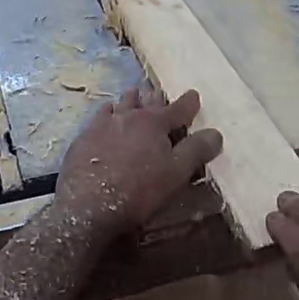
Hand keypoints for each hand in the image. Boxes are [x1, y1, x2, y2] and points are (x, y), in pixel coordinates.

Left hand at [55, 88, 223, 241]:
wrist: (88, 207)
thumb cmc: (139, 191)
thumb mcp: (176, 173)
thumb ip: (196, 150)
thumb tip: (215, 132)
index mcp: (154, 123)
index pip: (177, 108)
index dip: (189, 103)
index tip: (194, 95)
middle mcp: (128, 117)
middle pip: (145, 102)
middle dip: (154, 98)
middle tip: (157, 93)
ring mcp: (101, 126)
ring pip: (119, 106)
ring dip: (128, 102)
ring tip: (131, 96)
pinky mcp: (82, 140)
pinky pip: (98, 120)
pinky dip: (106, 116)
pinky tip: (104, 120)